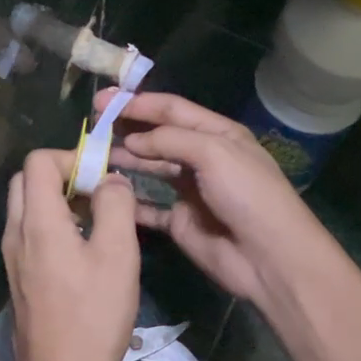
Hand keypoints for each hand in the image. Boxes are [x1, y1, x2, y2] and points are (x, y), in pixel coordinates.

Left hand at [1, 149, 142, 360]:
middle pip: (28, 182)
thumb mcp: (118, 255)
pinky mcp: (19, 282)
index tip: (103, 176)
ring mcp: (12, 260)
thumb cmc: (93, 316)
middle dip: (64, 176)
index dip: (71, 157)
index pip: (38, 161)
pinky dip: (55, 228)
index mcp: (36, 222)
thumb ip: (115, 206)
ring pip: (28, 210)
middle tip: (101, 195)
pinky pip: (31, 236)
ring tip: (101, 224)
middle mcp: (15, 235)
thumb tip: (110, 180)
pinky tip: (88, 255)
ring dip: (61, 204)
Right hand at [98, 90, 335, 308]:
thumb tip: (131, 140)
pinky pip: (148, 208)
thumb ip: (170, 139)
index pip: (171, 110)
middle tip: (90, 128)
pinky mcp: (180, 222)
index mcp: (217, 134)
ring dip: (123, 161)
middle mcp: (202, 158)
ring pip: (150, 170)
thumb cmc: (247, 195)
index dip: (137, 103)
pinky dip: (127, 201)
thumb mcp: (214, 153)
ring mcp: (190, 191)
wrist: (270, 257)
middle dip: (126, 130)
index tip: (102, 102)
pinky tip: (102, 194)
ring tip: (90, 157)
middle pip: (158, 138)